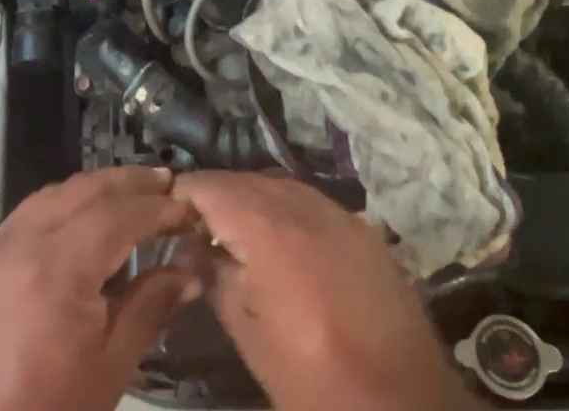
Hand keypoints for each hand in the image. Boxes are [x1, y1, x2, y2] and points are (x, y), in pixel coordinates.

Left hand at [0, 167, 199, 410]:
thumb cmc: (51, 408)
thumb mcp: (112, 365)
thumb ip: (149, 307)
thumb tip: (189, 272)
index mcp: (56, 269)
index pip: (116, 216)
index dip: (156, 207)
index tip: (187, 205)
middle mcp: (22, 243)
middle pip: (82, 191)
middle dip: (127, 183)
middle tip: (166, 181)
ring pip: (52, 195)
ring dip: (94, 187)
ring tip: (132, 191)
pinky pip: (27, 213)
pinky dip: (62, 203)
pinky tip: (84, 214)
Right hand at [174, 171, 476, 410]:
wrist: (402, 402)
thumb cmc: (311, 374)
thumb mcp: (245, 330)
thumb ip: (213, 275)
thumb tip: (192, 245)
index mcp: (268, 227)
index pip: (210, 185)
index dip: (183, 194)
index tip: (166, 214)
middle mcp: (305, 206)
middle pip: (246, 180)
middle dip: (216, 196)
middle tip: (195, 227)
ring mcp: (341, 214)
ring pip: (282, 186)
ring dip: (253, 200)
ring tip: (236, 234)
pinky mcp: (366, 232)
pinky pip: (314, 204)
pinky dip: (288, 212)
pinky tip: (283, 245)